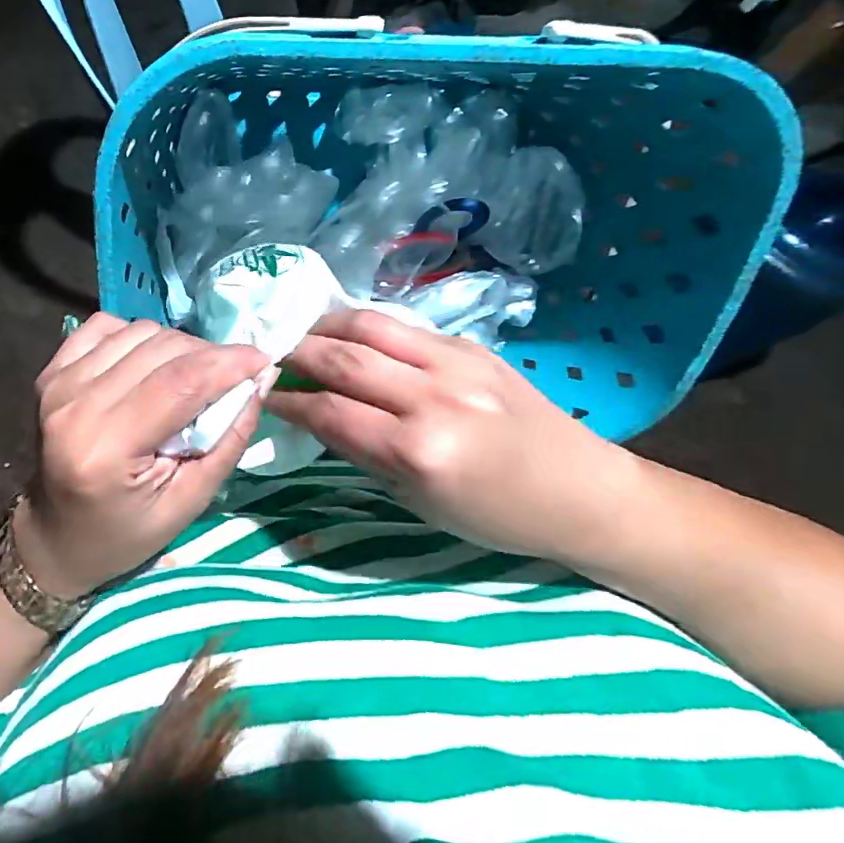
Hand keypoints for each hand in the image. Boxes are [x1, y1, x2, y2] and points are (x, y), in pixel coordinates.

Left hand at [20, 314, 273, 597]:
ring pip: (142, 331)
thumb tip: (262, 378)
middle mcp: (75, 405)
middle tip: (231, 381)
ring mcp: (58, 382)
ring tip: (191, 379)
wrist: (55, 536)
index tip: (264, 360)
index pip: (180, 382)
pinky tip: (150, 366)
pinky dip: (141, 337)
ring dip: (180, 347)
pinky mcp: (51, 370)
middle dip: (212, 356)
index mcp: (106, 448)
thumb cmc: (126, 530)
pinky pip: (110, 326)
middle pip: (164, 349)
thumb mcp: (190, 500)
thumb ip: (229, 438)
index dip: (229, 363)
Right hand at [266, 311, 639, 559]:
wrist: (578, 489)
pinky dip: (370, 329)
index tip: (264, 397)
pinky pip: (407, 328)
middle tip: (271, 356)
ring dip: (328, 326)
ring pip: (372, 325)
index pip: (329, 412)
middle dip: (296, 353)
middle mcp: (433, 395)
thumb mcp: (420, 503)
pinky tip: (356, 337)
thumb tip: (321, 418)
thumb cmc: (497, 517)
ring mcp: (457, 361)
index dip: (287, 402)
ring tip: (306, 335)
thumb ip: (366, 455)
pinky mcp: (473, 346)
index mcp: (418, 450)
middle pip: (342, 358)